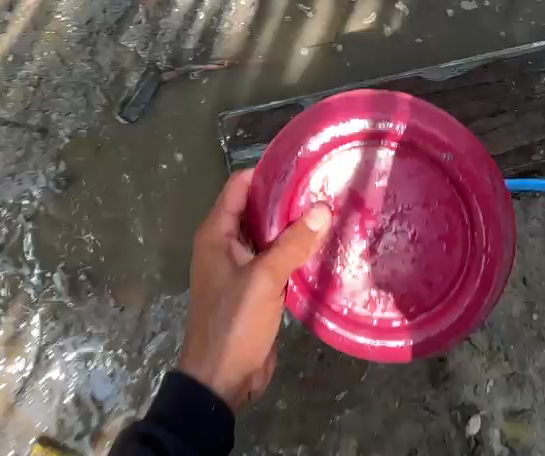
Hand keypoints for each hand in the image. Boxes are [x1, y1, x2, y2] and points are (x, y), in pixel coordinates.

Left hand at [178, 169, 332, 409]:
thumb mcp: (265, 279)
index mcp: (216, 233)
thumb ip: (293, 243)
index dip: (266, 172)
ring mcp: (239, 267)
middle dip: (285, 199)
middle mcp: (225, 244)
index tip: (300, 164)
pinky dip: (293, 252)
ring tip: (328, 212)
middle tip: (322, 186)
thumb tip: (323, 208)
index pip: (239, 186)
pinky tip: (320, 248)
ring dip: (291, 227)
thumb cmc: (234, 322)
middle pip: (255, 209)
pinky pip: (274, 260)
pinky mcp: (254, 289)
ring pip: (267, 236)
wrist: (221, 381)